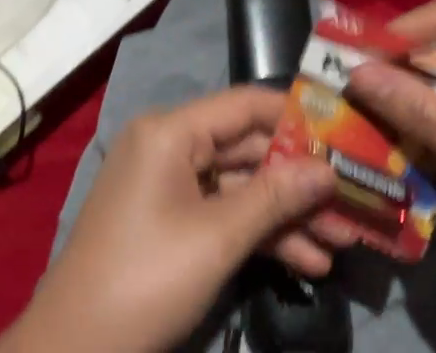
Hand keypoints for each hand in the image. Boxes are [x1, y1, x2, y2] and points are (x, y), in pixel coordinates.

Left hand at [0, 88, 334, 352]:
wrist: (78, 342)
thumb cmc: (148, 275)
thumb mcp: (218, 236)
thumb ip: (275, 197)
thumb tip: (327, 168)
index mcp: (171, 131)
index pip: (245, 105)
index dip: (297, 118)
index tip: (348, 135)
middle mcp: (170, 146)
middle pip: (248, 148)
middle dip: (302, 179)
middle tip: (357, 201)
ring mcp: (169, 185)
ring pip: (242, 186)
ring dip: (290, 215)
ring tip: (345, 243)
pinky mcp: (172, 222)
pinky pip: (225, 214)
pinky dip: (262, 235)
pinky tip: (309, 263)